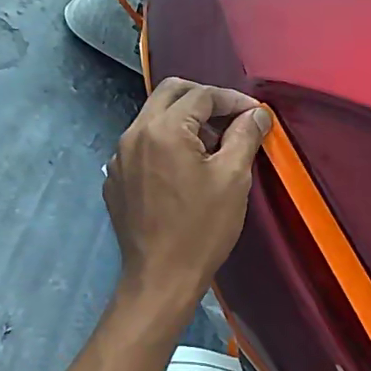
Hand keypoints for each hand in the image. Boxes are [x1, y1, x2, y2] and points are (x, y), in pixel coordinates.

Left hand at [102, 78, 270, 323]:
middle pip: (169, 94)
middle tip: (231, 119)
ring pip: (152, 118)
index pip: (200, 95)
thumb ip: (244, 136)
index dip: (232, 100)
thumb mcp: (232, 178)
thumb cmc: (201, 228)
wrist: (160, 276)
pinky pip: (140, 146)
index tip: (255, 115)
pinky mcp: (114, 178)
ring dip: (182, 121)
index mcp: (162, 130)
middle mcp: (133, 135)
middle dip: (203, 100)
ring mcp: (118, 157)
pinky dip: (163, 144)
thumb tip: (256, 114)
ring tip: (212, 145)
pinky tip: (183, 169)